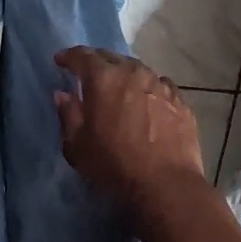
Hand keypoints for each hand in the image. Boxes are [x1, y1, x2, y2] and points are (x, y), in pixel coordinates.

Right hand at [54, 46, 206, 206]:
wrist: (167, 186)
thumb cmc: (115, 165)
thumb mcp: (77, 145)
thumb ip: (68, 114)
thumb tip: (63, 94)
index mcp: (103, 78)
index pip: (82, 55)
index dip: (69, 56)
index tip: (60, 61)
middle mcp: (132, 72)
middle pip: (110, 57)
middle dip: (96, 63)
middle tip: (88, 75)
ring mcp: (159, 84)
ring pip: (136, 69)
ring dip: (124, 76)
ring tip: (119, 89)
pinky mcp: (180, 100)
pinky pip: (159, 86)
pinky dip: (148, 90)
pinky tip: (147, 103)